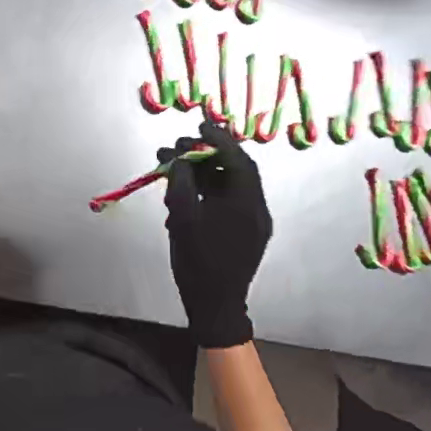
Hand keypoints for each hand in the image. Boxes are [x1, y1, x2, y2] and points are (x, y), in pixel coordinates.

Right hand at [162, 119, 271, 347]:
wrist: (215, 305)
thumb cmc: (198, 264)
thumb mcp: (183, 221)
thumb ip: (181, 185)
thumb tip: (181, 160)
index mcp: (247, 203)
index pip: (237, 159)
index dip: (218, 139)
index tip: (199, 125)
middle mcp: (256, 208)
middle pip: (233, 170)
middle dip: (206, 155)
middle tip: (179, 146)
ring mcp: (253, 222)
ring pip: (229, 186)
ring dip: (203, 174)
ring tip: (174, 168)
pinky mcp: (245, 233)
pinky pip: (228, 203)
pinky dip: (207, 192)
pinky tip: (183, 194)